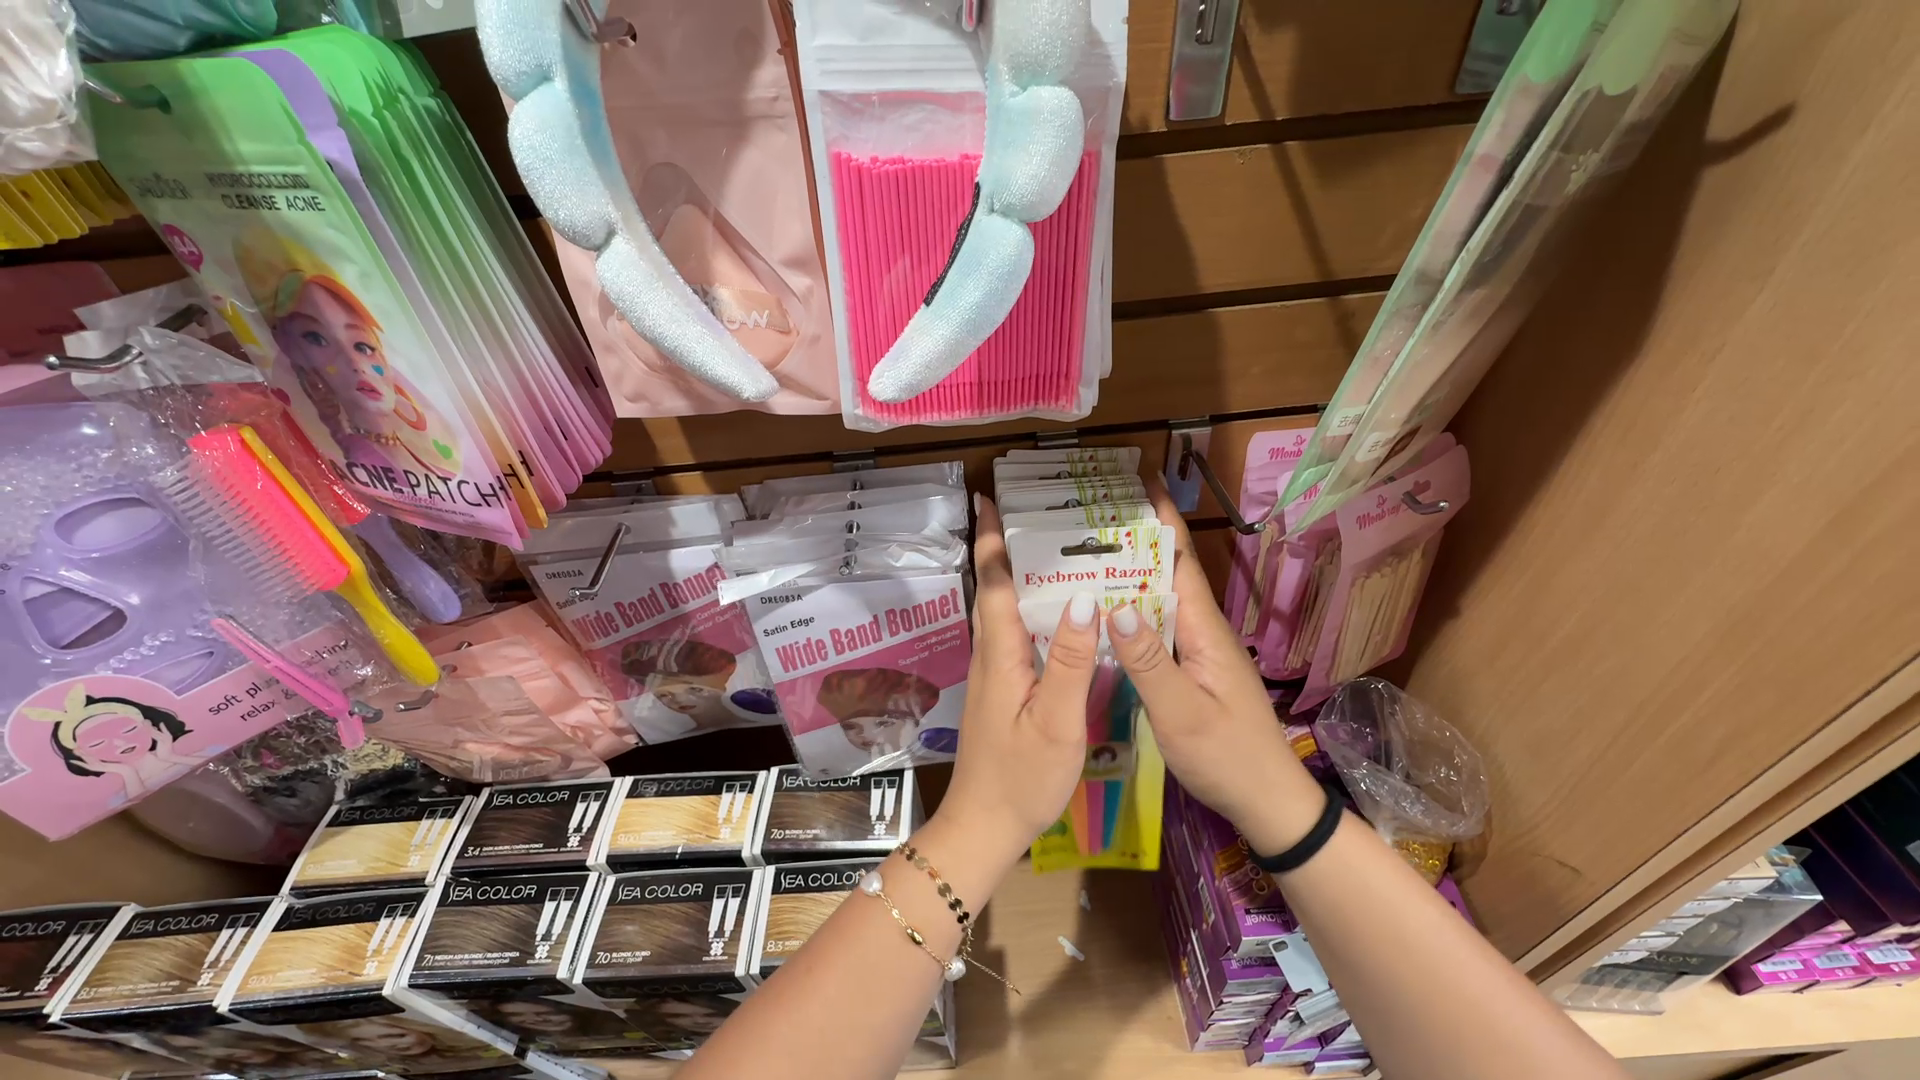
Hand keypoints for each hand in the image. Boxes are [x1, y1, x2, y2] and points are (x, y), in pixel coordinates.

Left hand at [937, 495, 1099, 857]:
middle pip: (992, 588)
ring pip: (1001, 610)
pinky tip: (1056, 611)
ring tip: (1049, 545)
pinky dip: (1027, 608)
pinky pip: (1012, 633)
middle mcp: (991, 654)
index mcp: (1001, 653)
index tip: (990, 496)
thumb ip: (1071, 661)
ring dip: (1014, 574)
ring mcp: (993, 673)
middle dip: (1002, 545)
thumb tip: (1085, 596)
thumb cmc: (1022, 777)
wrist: (986, 825)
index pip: (992, 582)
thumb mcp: (1057, 721)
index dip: (991, 538)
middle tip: (1032, 508)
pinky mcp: (1001, 689)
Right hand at [1105, 481, 1323, 853]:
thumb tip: (1114, 603)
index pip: (1179, 562)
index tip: (1138, 482)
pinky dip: (1129, 614)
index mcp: (1204, 631)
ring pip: (1158, 603)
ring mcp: (1197, 653)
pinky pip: (1155, 631)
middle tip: (1086, 517)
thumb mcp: (1181, 712)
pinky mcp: (1190, 673)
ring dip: (1128, 576)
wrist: (1266, 801)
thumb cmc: (1226, 756)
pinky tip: (1101, 618)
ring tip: (1082, 557)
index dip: (1161, 520)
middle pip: (1166, 575)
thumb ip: (1149, 662)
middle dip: (1134, 541)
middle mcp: (1202, 632)